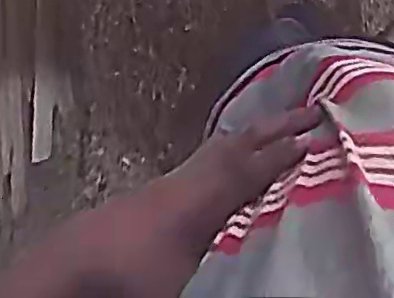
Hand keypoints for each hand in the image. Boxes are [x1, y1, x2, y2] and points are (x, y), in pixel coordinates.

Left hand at [65, 105, 325, 297]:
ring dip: (256, 130)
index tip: (316, 137)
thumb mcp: (186, 284)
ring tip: (282, 121)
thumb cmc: (132, 276)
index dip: (285, 154)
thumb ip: (227, 265)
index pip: (253, 169)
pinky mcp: (166, 184)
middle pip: (242, 144)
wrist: (76, 261)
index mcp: (205, 201)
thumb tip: (263, 262)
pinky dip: (232, 140)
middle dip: (278, 128)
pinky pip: (210, 150)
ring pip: (225, 143)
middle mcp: (195, 178)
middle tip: (311, 111)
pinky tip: (235, 146)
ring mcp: (179, 176)